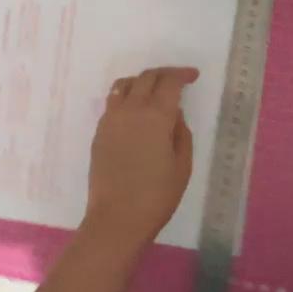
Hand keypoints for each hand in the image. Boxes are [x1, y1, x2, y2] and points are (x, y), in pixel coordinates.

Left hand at [81, 67, 198, 249]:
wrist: (117, 217)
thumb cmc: (157, 195)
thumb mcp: (182, 165)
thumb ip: (181, 133)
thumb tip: (174, 114)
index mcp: (156, 116)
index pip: (169, 83)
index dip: (182, 75)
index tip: (193, 76)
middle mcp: (131, 109)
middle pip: (146, 78)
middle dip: (163, 74)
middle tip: (177, 79)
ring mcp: (111, 119)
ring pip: (123, 85)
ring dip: (140, 81)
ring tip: (152, 89)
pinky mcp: (99, 132)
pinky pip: (112, 102)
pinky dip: (126, 96)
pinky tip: (135, 110)